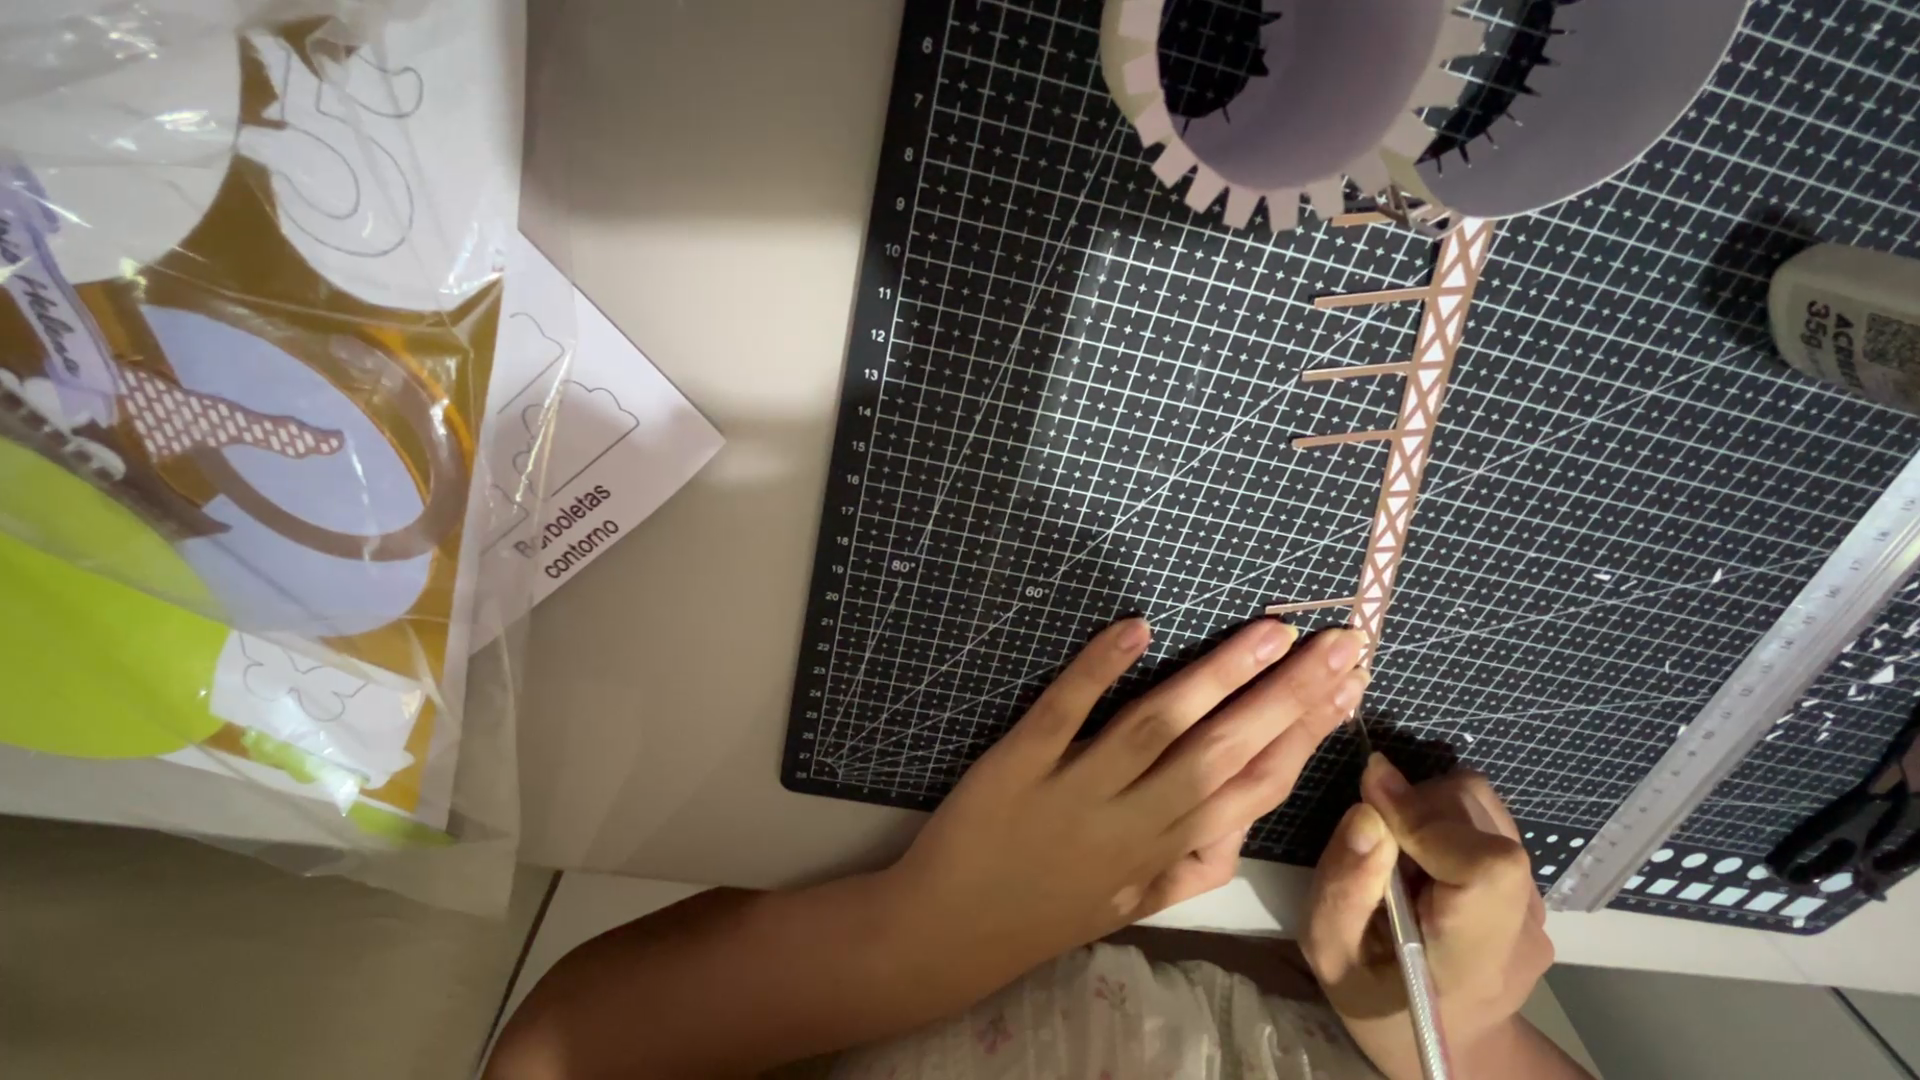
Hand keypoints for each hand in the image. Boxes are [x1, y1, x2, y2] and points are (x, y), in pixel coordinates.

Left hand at [886, 616, 1367, 987]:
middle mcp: (1136, 818)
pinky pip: (1064, 710)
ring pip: (1158, 726)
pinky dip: (1100, 669)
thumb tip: (1247, 822)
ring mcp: (1077, 788)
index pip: (1255, 786)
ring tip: (1268, 632)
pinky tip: (1136, 628)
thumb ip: (1194, 865)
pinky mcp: (1019, 763)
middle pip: (1222, 750)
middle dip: (1287, 696)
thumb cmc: (1049, 909)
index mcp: (1169, 848)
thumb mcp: (1136, 904)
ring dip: (1216, 676)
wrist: (950, 933)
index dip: (1306, 732)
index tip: (1346, 683)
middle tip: (1338, 642)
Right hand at [1304, 755, 1554, 1079]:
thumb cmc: (1372, 999)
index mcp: (1474, 955)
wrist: (1440, 1043)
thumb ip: (1343, 887)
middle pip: (1480, 819)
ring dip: (1428, 809)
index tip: (1369, 801)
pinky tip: (1419, 860)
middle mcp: (1522, 925)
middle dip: (1415, 806)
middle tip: (1372, 839)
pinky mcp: (1529, 890)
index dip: (1425, 820)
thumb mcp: (1329, 952)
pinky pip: (1486, 822)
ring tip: (1396, 854)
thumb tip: (1367, 813)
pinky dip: (1442, 819)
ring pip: (1484, 808)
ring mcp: (1536, 906)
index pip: (1488, 864)